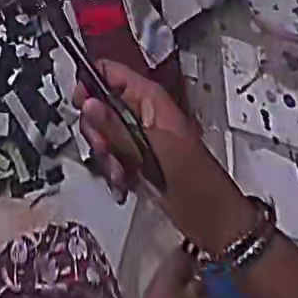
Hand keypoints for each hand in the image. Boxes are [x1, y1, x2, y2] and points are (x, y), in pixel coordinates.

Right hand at [76, 58, 225, 193]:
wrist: (215, 224)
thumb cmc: (198, 185)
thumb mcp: (152, 152)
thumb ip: (117, 127)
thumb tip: (89, 103)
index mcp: (151, 99)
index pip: (109, 72)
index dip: (90, 84)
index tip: (82, 107)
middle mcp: (142, 112)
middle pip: (99, 103)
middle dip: (96, 128)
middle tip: (105, 148)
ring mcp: (139, 134)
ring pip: (102, 130)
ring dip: (105, 154)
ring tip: (120, 172)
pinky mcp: (137, 155)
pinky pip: (111, 152)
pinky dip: (111, 168)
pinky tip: (123, 182)